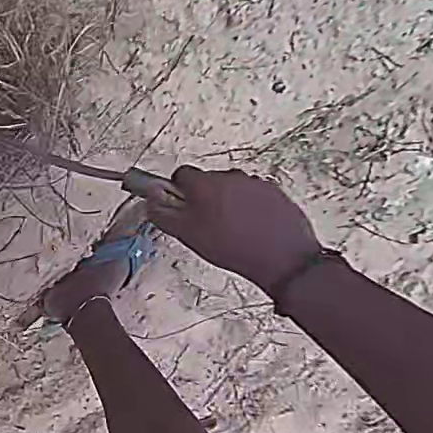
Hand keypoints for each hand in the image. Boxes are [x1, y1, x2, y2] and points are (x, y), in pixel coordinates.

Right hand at [141, 166, 322, 288]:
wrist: (281, 258)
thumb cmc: (233, 246)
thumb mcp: (186, 234)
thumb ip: (162, 212)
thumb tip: (150, 198)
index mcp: (205, 183)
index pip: (181, 174)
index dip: (176, 191)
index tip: (178, 205)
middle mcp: (230, 176)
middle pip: (207, 180)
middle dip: (202, 197)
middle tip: (202, 223)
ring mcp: (255, 183)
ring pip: (230, 188)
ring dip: (226, 202)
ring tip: (228, 230)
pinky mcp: (275, 193)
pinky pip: (253, 195)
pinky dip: (248, 207)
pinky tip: (248, 229)